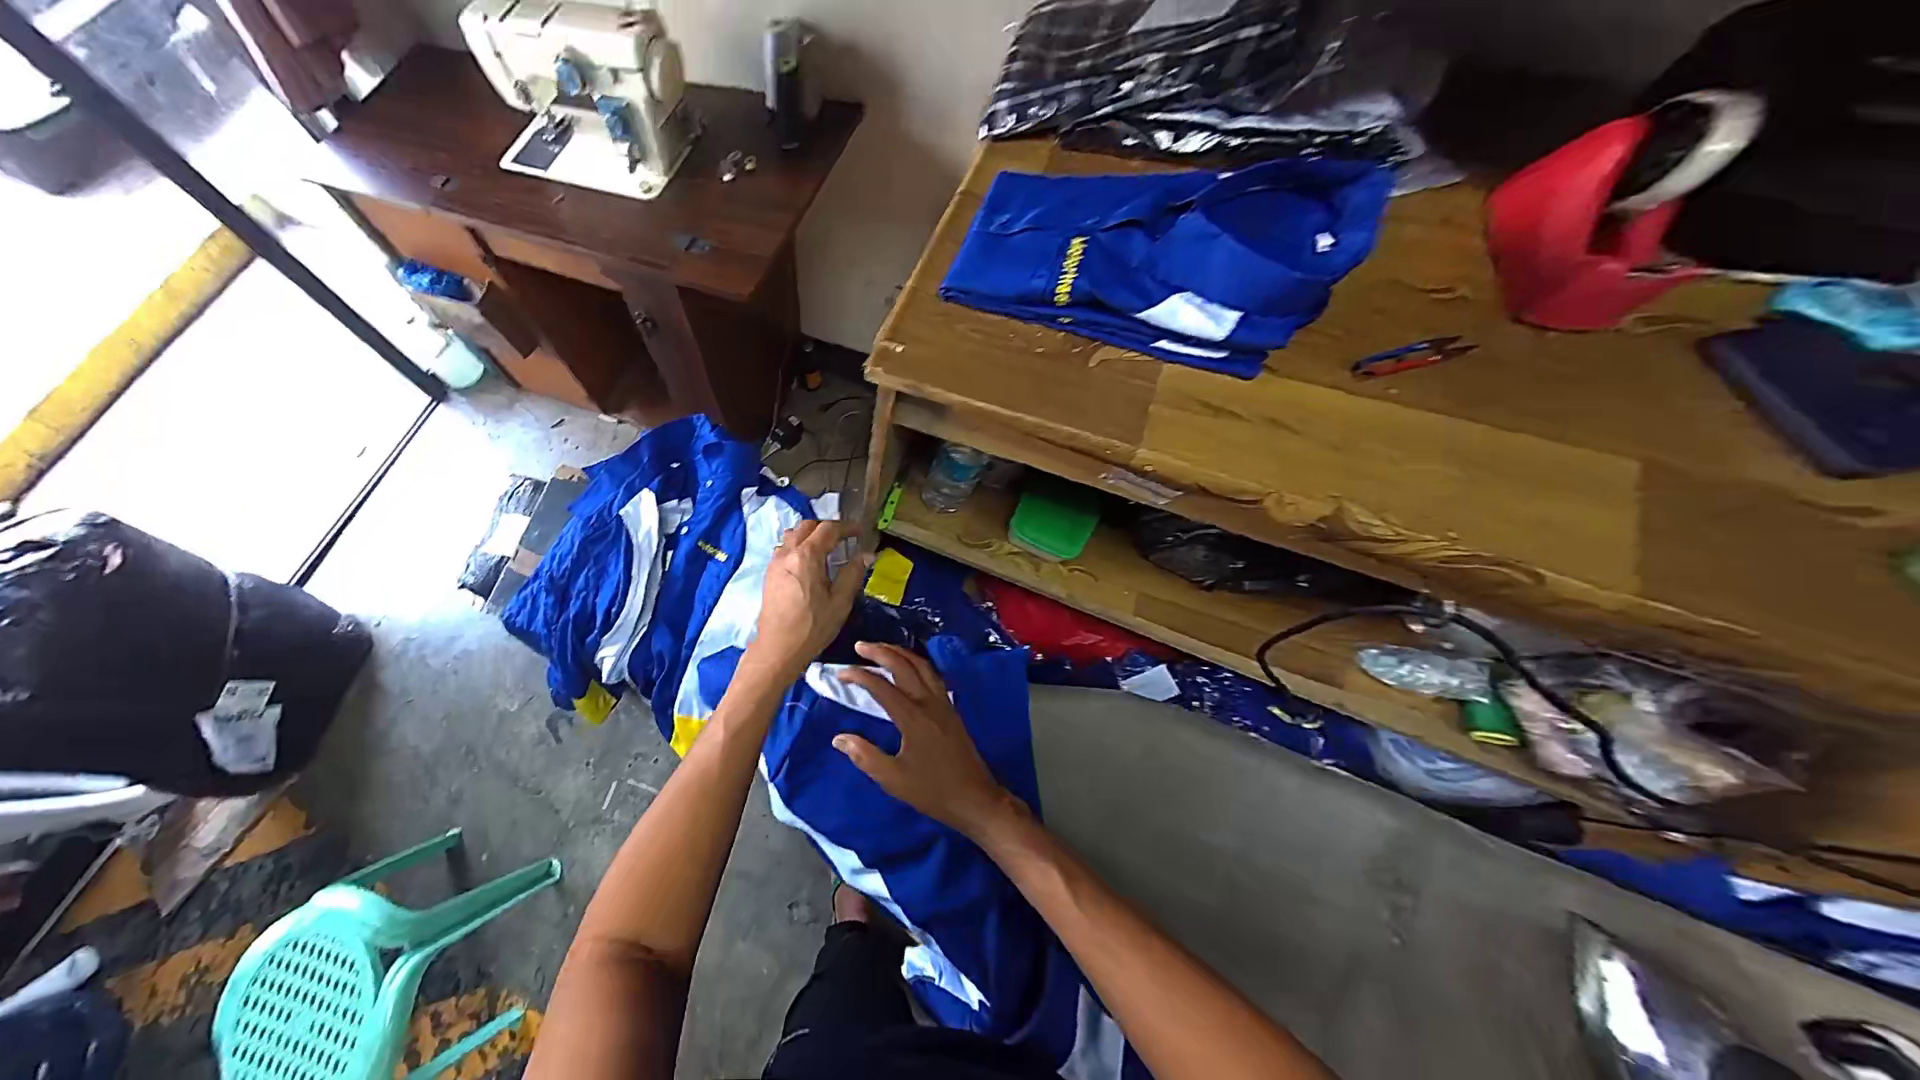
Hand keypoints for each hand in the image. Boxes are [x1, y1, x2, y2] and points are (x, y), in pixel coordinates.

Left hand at [746, 520, 868, 682]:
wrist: (779, 649)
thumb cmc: (813, 627)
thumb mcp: (840, 601)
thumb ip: (853, 573)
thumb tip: (866, 554)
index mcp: (807, 556)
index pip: (828, 529)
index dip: (847, 527)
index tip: (861, 531)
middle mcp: (787, 553)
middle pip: (808, 526)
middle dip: (828, 528)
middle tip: (845, 538)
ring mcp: (775, 562)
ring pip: (793, 535)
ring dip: (811, 535)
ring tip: (827, 548)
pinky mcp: (770, 573)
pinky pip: (785, 548)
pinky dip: (799, 546)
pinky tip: (810, 563)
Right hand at [833, 642, 1027, 839]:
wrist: (975, 797)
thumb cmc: (933, 791)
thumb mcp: (893, 779)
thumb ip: (865, 756)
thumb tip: (839, 738)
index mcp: (913, 718)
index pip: (882, 687)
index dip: (859, 676)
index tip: (840, 673)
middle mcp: (930, 703)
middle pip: (905, 666)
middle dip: (881, 651)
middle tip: (860, 645)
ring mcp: (944, 704)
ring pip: (922, 666)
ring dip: (901, 653)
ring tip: (883, 649)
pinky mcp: (951, 710)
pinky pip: (933, 676)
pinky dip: (917, 664)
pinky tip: (910, 669)